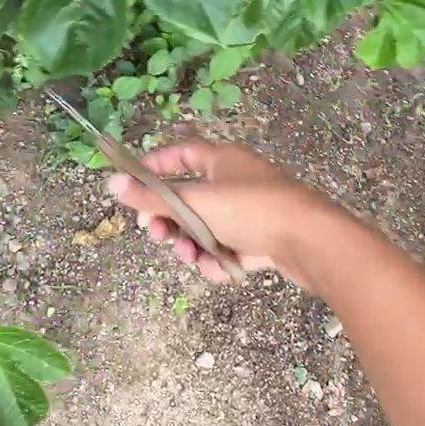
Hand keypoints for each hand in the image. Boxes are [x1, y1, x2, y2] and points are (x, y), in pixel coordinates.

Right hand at [107, 141, 340, 285]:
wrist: (314, 244)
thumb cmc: (252, 212)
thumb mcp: (195, 204)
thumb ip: (151, 198)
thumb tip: (110, 183)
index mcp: (221, 160)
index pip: (179, 154)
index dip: (154, 167)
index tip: (133, 186)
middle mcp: (234, 181)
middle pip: (188, 199)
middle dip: (170, 220)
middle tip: (157, 234)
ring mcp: (249, 211)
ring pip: (206, 228)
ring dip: (192, 245)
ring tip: (192, 258)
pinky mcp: (262, 239)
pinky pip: (228, 248)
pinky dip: (219, 260)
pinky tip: (221, 270)